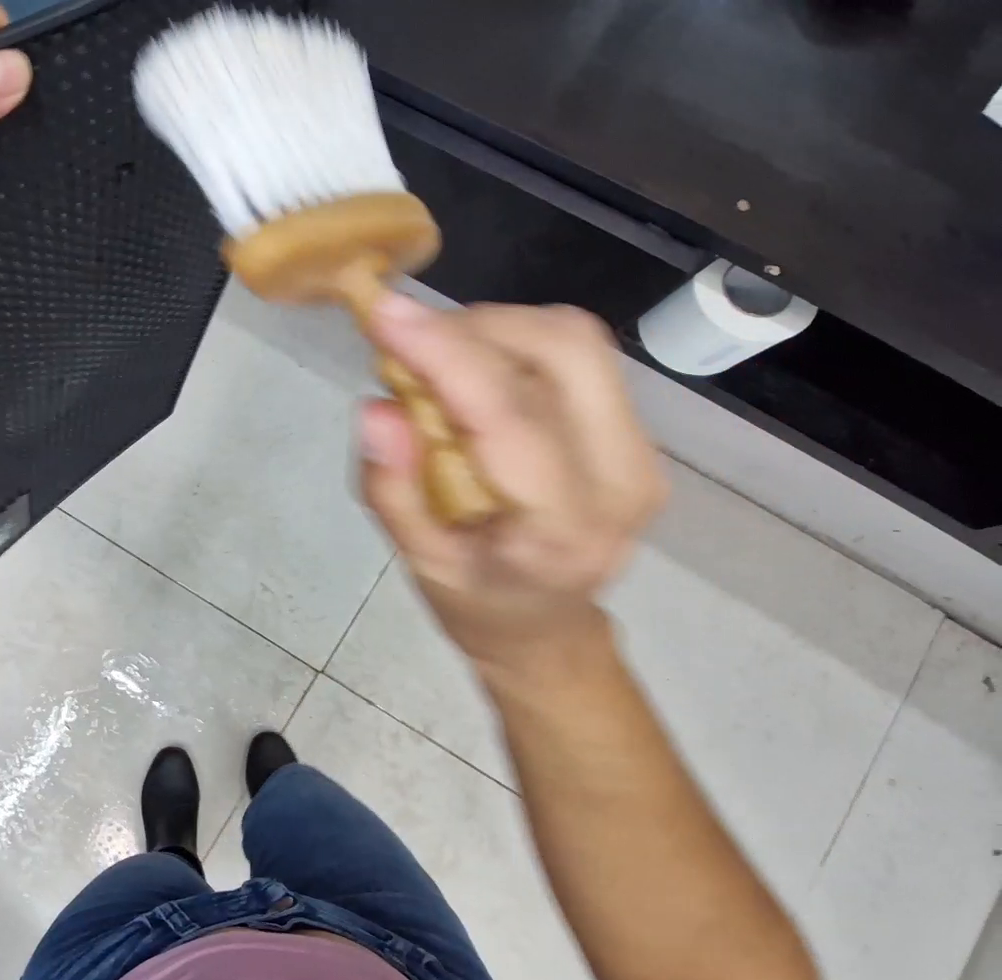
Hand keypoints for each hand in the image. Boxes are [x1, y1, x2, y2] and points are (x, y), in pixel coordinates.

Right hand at [358, 295, 667, 671]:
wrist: (547, 629)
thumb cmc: (475, 604)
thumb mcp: (418, 562)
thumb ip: (394, 489)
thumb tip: (375, 407)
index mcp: (561, 527)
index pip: (510, 416)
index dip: (446, 355)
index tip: (384, 314)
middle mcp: (622, 477)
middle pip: (565, 350)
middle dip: (474, 326)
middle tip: (406, 339)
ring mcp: (641, 449)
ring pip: (575, 342)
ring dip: (493, 329)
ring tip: (432, 355)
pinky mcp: (634, 430)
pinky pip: (575, 358)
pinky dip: (510, 344)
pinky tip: (468, 371)